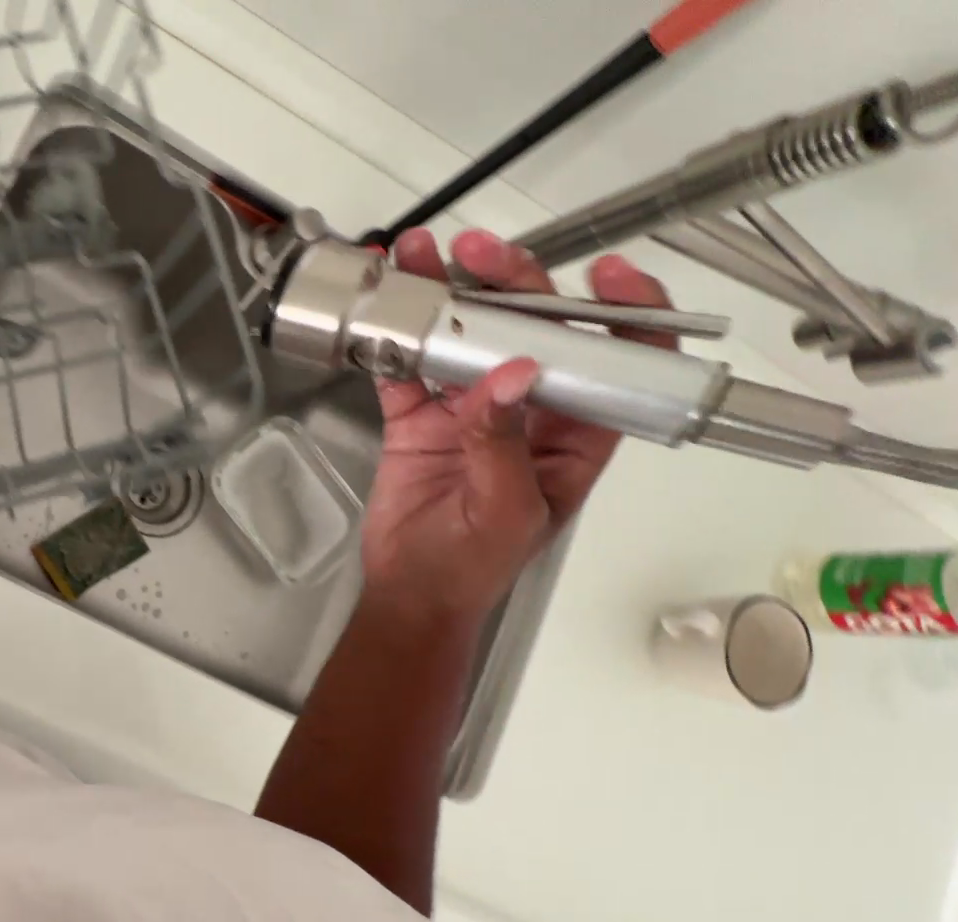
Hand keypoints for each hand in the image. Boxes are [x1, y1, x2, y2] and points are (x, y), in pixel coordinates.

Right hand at [362, 228, 675, 623]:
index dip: (621, 313)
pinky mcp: (416, 419)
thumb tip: (512, 373)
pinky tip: (379, 313)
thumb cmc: (475, 564)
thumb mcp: (505, 509)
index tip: (604, 275)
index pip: (616, 362)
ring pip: (463, 339)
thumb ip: (504, 442)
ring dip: (443, 297)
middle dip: (511, 284)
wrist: (408, 590)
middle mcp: (525, 410)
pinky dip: (391, 342)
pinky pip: (406, 372)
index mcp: (573, 433)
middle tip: (477, 251)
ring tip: (419, 257)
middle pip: (528, 332)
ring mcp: (466, 411)